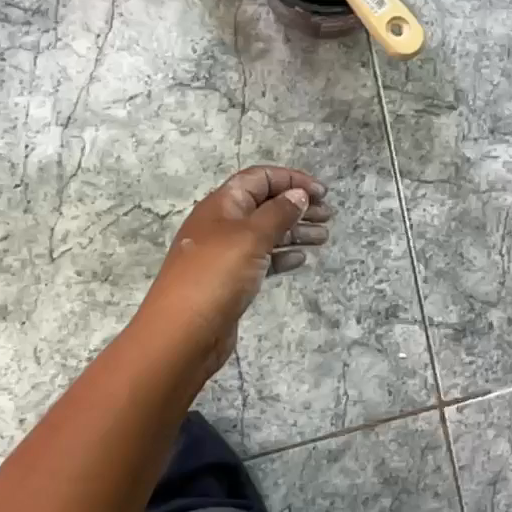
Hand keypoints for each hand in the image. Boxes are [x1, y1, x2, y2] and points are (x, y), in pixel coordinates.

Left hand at [128, 166, 333, 379]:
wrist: (182, 333)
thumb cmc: (216, 276)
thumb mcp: (251, 237)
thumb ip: (279, 213)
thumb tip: (299, 195)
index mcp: (222, 205)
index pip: (259, 178)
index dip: (291, 180)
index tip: (321, 193)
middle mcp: (223, 224)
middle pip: (265, 204)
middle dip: (297, 206)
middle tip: (328, 215)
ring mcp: (226, 253)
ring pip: (266, 233)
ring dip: (295, 231)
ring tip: (324, 238)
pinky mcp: (231, 280)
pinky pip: (262, 259)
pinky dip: (282, 256)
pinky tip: (301, 260)